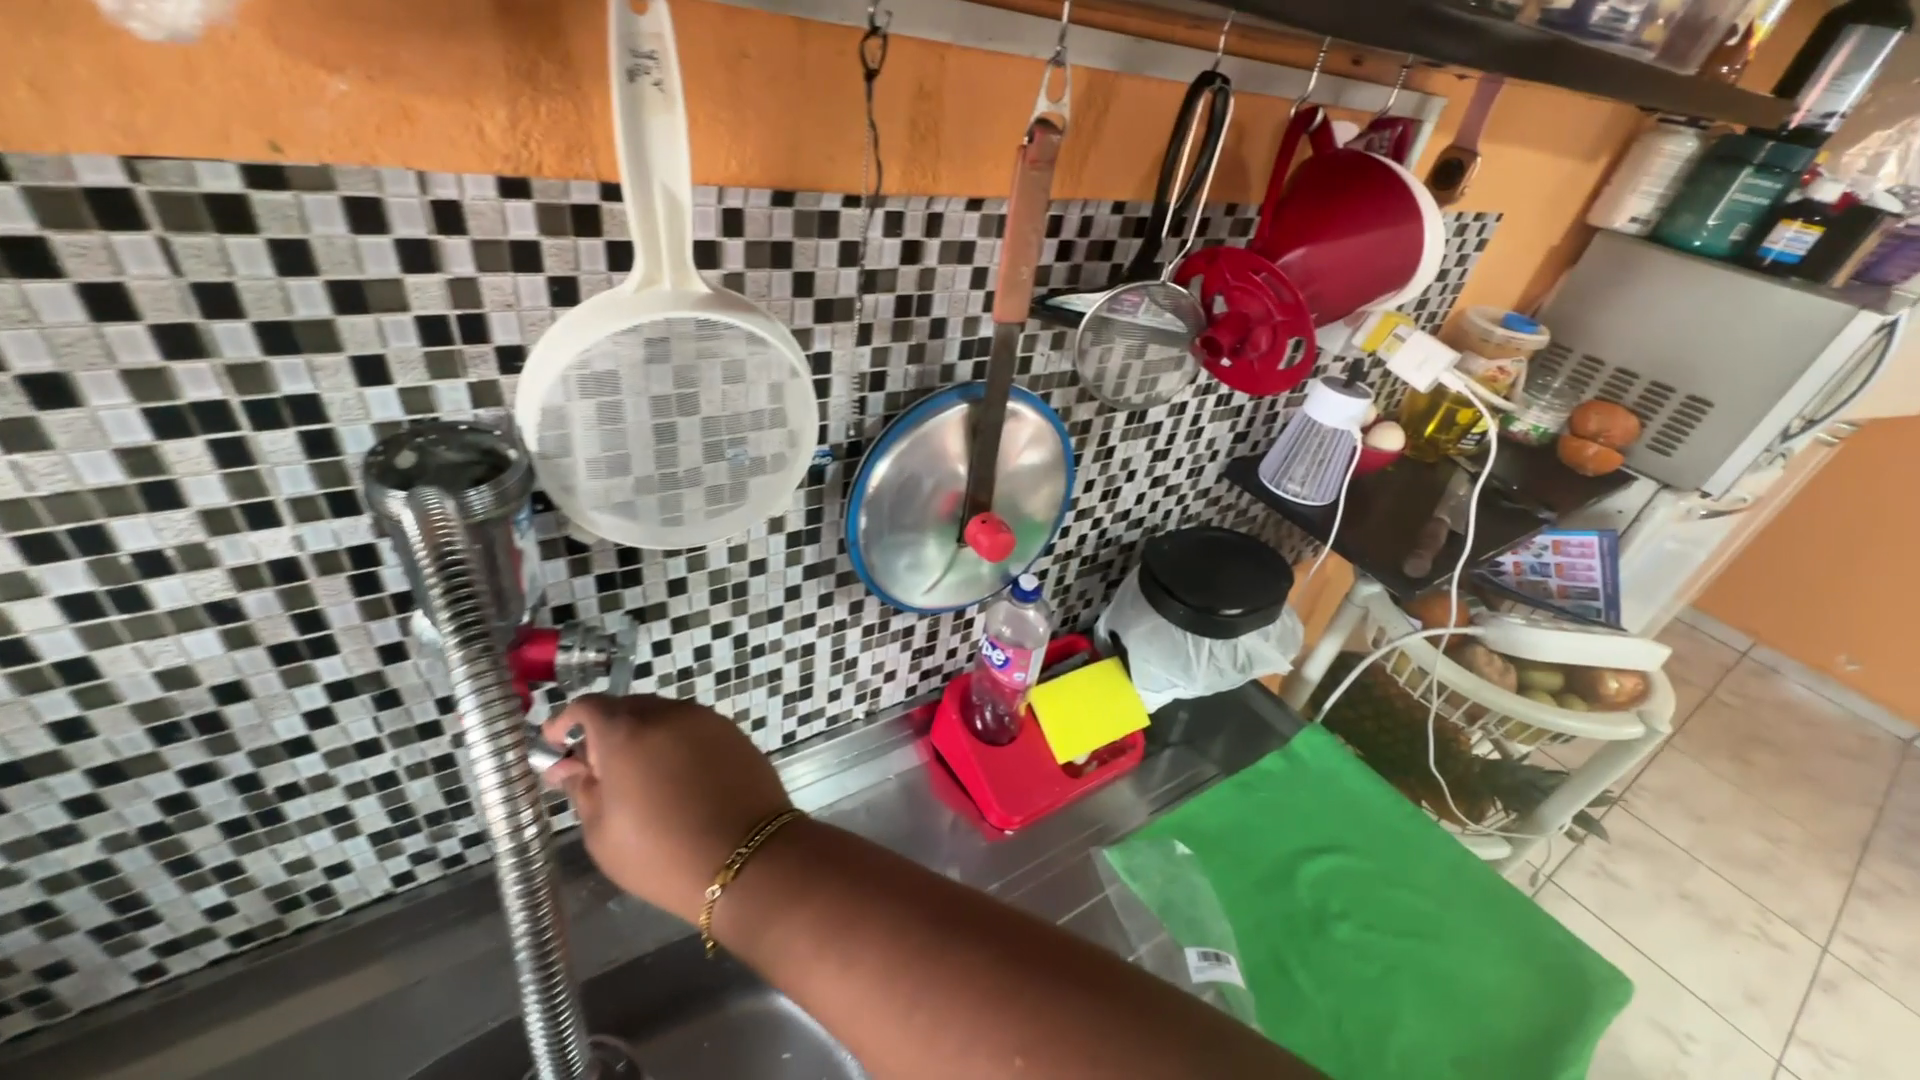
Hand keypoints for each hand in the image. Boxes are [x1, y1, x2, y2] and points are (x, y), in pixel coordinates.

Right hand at [540, 694, 791, 921]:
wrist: (748, 860)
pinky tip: (679, 780)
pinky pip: (694, 731)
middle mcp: (668, 713)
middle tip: (598, 771)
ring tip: (640, 779)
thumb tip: (568, 766)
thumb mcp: (603, 832)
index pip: (587, 706)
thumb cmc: (662, 853)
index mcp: (626, 730)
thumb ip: (582, 789)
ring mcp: (707, 720)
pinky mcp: (735, 735)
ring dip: (645, 738)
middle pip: (628, 708)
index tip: (557, 746)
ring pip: (664, 718)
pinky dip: (677, 745)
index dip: (566, 723)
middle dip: (606, 732)